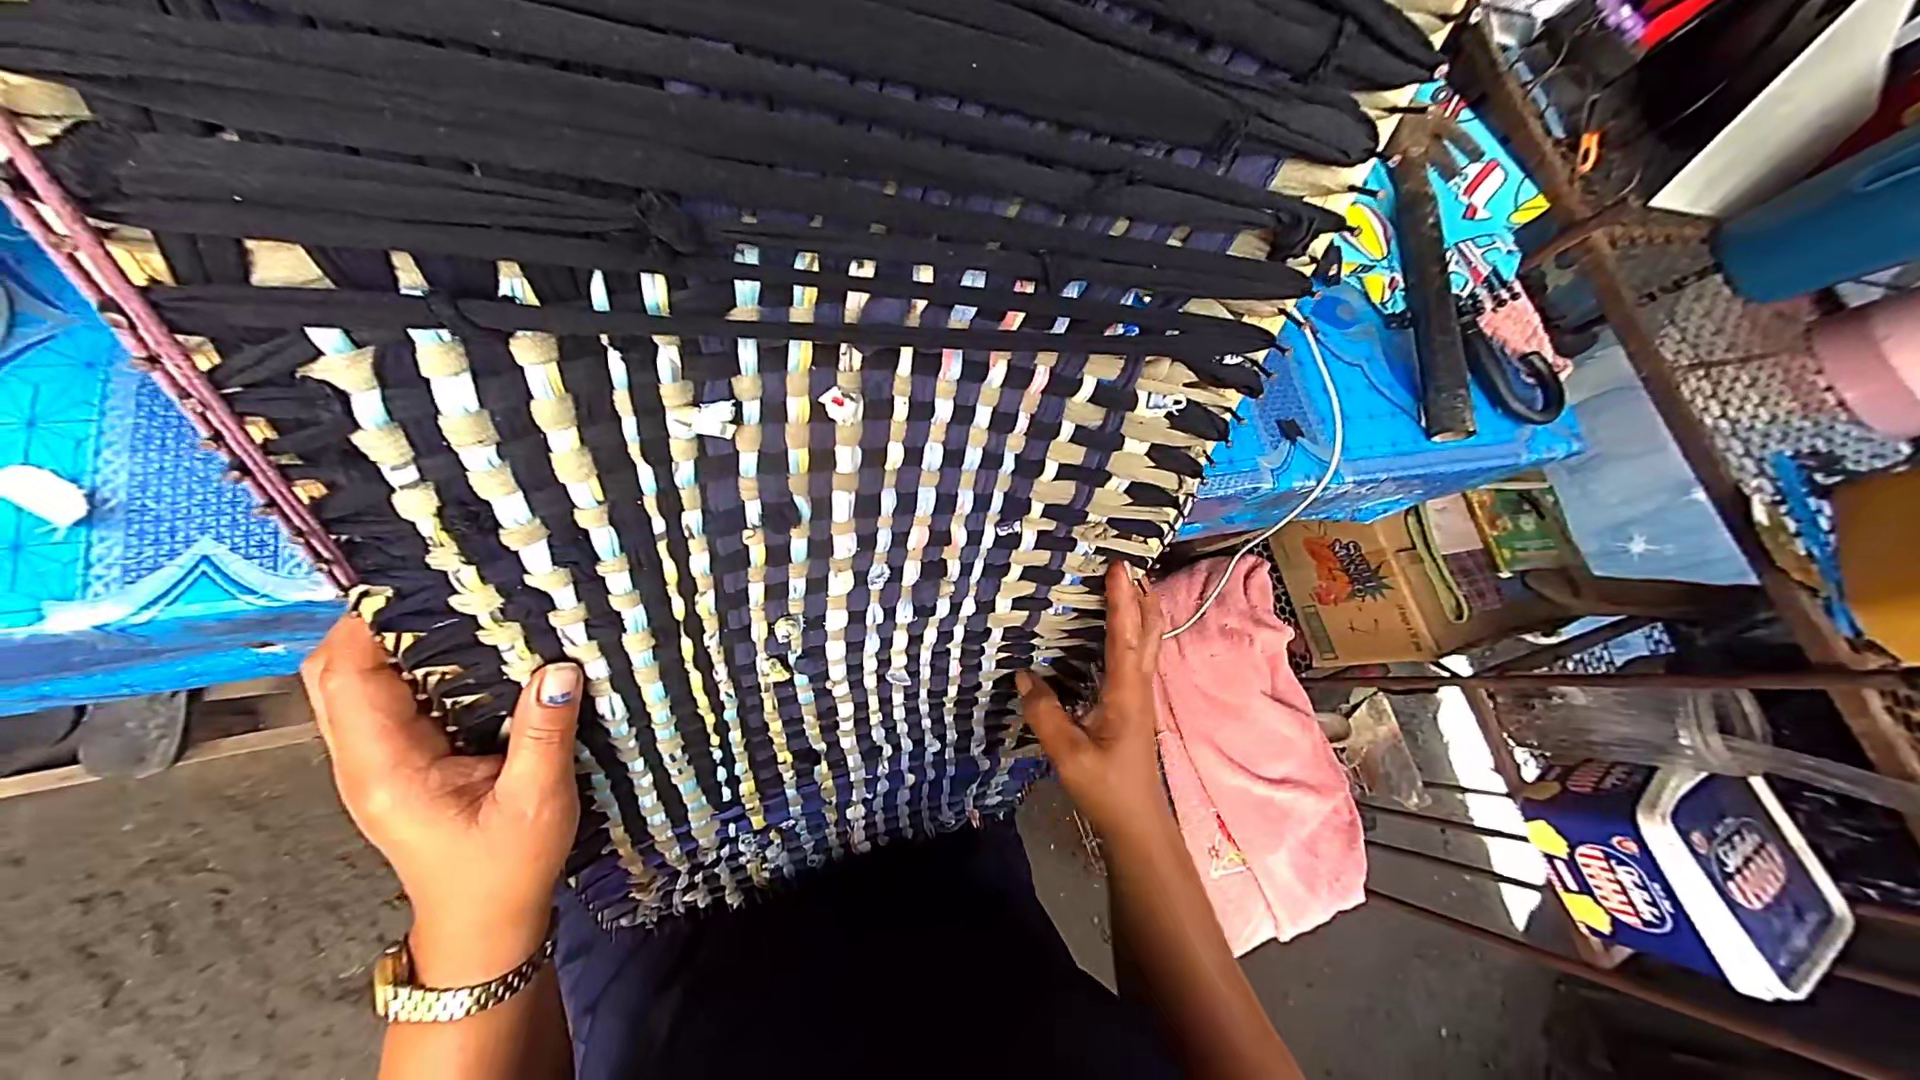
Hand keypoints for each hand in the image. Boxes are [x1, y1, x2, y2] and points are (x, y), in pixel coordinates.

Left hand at [301, 616, 582, 985]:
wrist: (484, 921)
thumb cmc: (505, 867)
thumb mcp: (537, 800)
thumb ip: (544, 732)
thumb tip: (560, 667)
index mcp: (386, 768)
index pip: (348, 679)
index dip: (364, 625)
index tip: (415, 581)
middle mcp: (368, 758)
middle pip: (339, 674)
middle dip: (375, 623)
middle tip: (440, 585)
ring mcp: (383, 760)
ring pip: (363, 684)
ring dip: (397, 642)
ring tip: (458, 604)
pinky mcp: (407, 762)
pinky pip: (396, 700)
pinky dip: (418, 667)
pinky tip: (468, 649)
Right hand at [1017, 563, 1168, 839]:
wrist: (1137, 821)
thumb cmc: (1106, 787)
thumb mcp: (1067, 754)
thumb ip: (1044, 713)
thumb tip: (1023, 674)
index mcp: (1126, 692)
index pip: (1126, 635)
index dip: (1122, 599)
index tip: (1119, 566)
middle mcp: (1139, 686)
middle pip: (1150, 631)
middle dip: (1142, 596)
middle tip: (1128, 567)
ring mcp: (1140, 695)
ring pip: (1149, 642)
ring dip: (1142, 611)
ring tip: (1127, 587)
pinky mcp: (1134, 704)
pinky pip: (1139, 655)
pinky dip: (1134, 631)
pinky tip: (1117, 632)